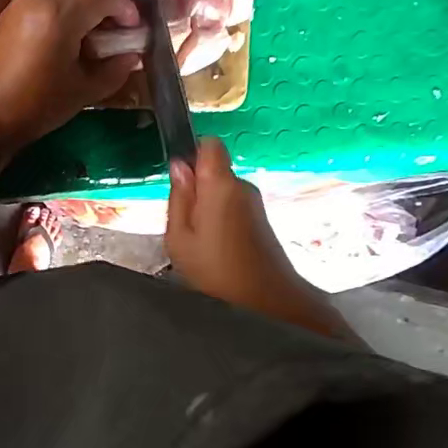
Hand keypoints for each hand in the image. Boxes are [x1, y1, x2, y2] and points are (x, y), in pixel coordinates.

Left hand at [0, 0, 141, 144]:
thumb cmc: (35, 106)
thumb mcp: (83, 92)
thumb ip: (114, 70)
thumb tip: (131, 56)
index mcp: (61, 14)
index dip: (127, 7)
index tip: (136, 28)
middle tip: (119, 20)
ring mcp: (21, 2)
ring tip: (96, 26)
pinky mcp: (9, 13)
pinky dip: (65, 2)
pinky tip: (71, 32)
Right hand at [166, 137, 358, 342]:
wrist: (267, 303)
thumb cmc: (216, 271)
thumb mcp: (180, 238)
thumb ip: (179, 198)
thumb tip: (179, 165)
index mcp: (221, 184)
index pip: (209, 144)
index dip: (192, 154)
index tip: (180, 181)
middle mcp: (243, 186)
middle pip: (214, 171)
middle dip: (197, 188)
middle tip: (183, 223)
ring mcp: (255, 204)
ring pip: (223, 192)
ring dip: (208, 208)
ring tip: (198, 242)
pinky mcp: (262, 221)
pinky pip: (233, 208)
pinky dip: (221, 221)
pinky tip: (215, 249)